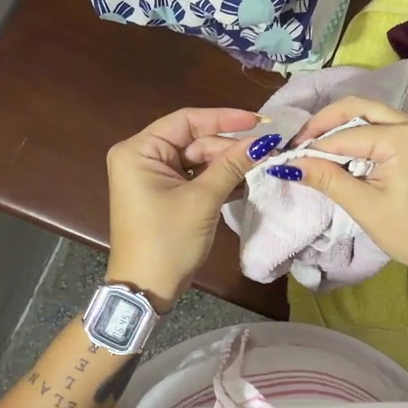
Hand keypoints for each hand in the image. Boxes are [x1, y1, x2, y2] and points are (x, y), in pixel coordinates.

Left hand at [105, 107, 273, 308]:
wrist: (146, 288)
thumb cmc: (167, 240)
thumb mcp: (202, 200)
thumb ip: (232, 166)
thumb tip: (265, 141)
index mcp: (138, 151)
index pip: (186, 121)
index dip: (224, 118)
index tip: (259, 121)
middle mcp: (142, 157)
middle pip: (194, 139)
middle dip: (229, 145)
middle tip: (268, 148)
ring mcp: (153, 176)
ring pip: (198, 158)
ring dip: (228, 162)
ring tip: (263, 161)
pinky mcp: (165, 193)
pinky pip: (196, 176)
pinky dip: (219, 177)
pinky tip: (248, 177)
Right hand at [287, 97, 407, 289]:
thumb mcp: (364, 206)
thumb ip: (327, 179)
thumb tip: (288, 164)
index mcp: (404, 138)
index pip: (346, 135)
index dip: (314, 146)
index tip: (286, 157)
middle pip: (358, 107)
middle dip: (325, 122)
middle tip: (298, 143)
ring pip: (369, 113)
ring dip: (340, 126)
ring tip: (314, 147)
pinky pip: (381, 124)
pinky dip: (358, 133)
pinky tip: (340, 150)